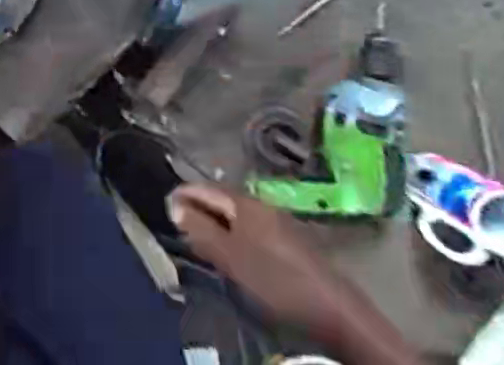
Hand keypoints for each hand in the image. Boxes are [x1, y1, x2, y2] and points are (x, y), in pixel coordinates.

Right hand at [167, 185, 358, 344]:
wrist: (338, 316)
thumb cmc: (276, 281)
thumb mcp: (230, 257)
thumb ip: (200, 229)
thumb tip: (175, 205)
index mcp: (245, 202)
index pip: (203, 187)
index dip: (182, 195)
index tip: (165, 210)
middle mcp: (263, 205)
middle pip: (222, 200)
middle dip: (200, 210)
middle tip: (181, 228)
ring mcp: (281, 224)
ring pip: (238, 217)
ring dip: (218, 226)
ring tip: (204, 244)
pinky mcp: (293, 245)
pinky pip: (253, 232)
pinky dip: (237, 238)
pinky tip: (235, 257)